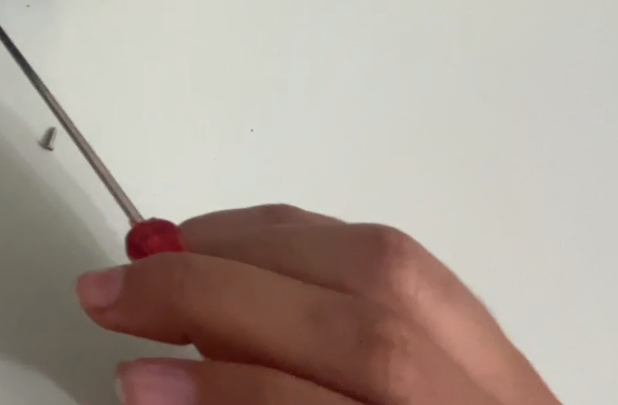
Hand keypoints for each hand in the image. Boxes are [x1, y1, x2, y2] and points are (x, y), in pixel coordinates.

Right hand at [76, 205, 560, 404]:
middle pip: (364, 332)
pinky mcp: (480, 322)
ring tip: (155, 260)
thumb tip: (153, 378)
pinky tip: (217, 243)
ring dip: (237, 246)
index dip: (223, 390)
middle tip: (107, 295)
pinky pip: (378, 244)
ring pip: (381, 264)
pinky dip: (280, 229)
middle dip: (207, 295)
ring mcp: (510, 368)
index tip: (131, 380)